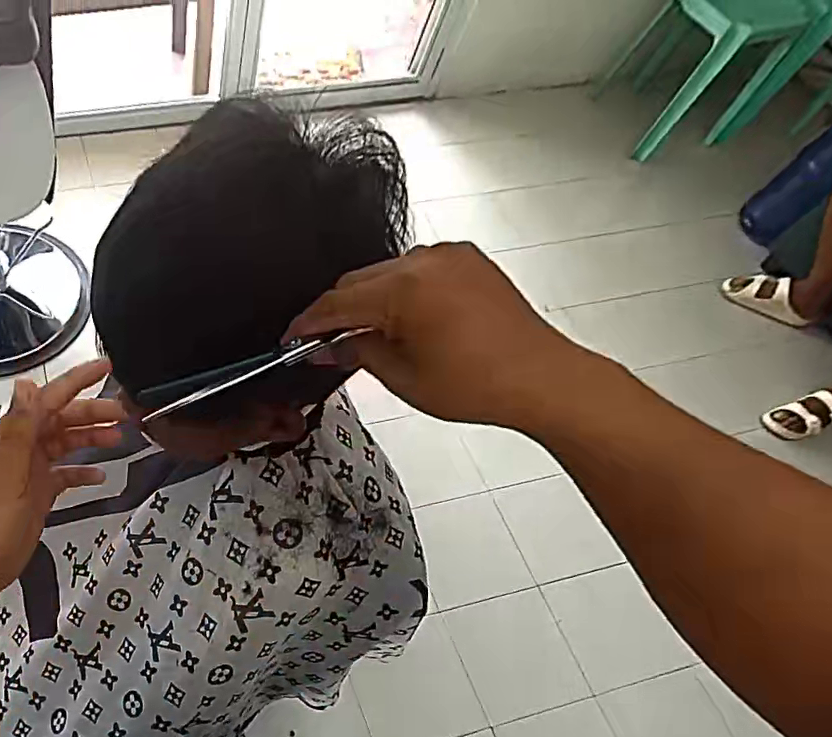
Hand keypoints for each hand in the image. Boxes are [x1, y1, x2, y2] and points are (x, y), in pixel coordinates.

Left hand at [0, 358, 126, 591]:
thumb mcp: (8, 472)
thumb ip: (19, 428)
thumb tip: (26, 386)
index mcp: (7, 438)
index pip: (46, 401)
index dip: (76, 382)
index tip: (104, 368)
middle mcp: (17, 449)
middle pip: (60, 421)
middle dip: (92, 413)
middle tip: (125, 413)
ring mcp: (28, 472)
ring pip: (64, 445)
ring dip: (91, 439)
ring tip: (120, 438)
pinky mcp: (37, 493)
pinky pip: (63, 474)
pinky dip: (81, 472)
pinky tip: (99, 475)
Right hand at [285, 242, 609, 428]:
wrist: (539, 378)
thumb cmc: (481, 384)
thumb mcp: (404, 378)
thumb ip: (359, 353)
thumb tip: (330, 347)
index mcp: (405, 289)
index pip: (338, 301)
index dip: (309, 322)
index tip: (293, 337)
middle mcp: (426, 260)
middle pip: (360, 281)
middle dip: (338, 312)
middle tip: (324, 344)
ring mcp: (450, 257)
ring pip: (388, 274)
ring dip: (370, 301)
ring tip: (365, 337)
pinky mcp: (468, 261)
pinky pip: (418, 270)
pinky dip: (401, 293)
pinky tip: (399, 321)